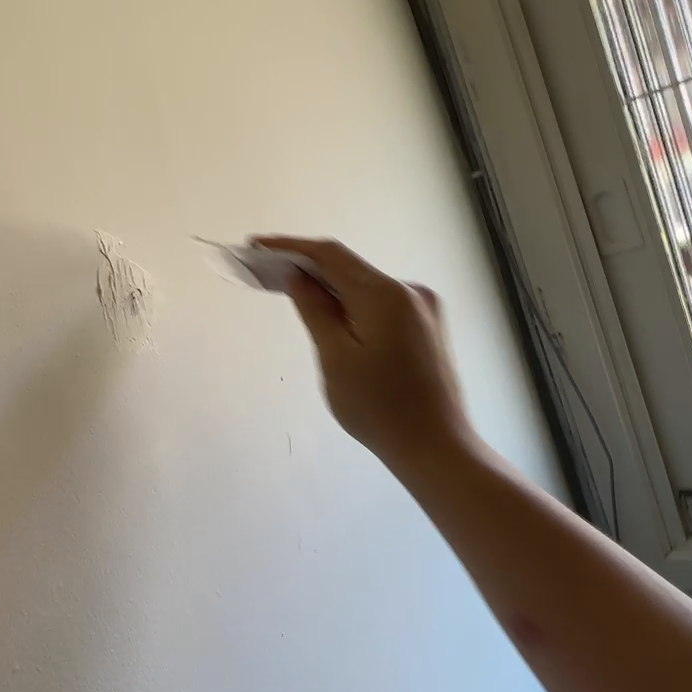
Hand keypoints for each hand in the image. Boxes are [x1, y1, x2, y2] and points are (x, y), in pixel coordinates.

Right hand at [251, 236, 477, 473]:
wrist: (434, 445)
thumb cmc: (377, 406)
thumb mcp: (334, 357)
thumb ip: (315, 310)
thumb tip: (298, 277)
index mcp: (386, 295)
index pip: (330, 256)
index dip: (291, 248)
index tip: (257, 246)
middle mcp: (410, 291)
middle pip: (348, 268)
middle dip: (306, 267)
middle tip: (264, 272)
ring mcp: (422, 308)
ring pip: (362, 287)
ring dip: (327, 287)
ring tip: (289, 293)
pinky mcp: (425, 326)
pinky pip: (377, 303)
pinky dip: (348, 304)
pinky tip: (328, 317)